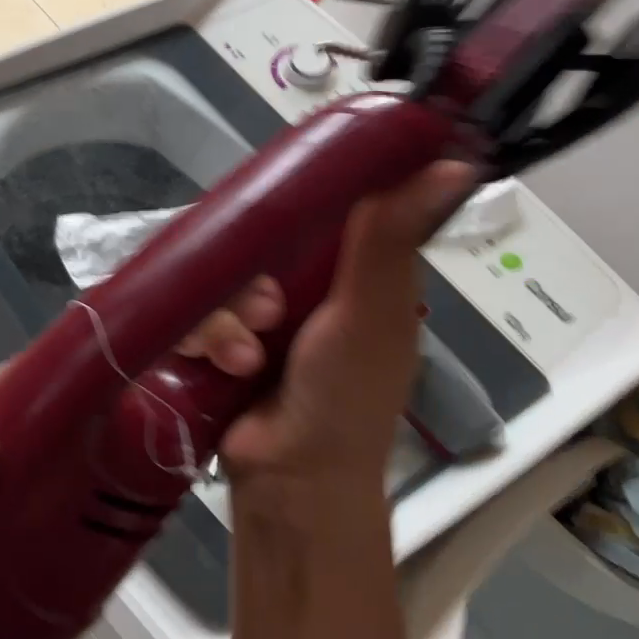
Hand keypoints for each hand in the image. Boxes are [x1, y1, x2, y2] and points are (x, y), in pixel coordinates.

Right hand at [219, 161, 477, 491]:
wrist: (290, 475)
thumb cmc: (345, 397)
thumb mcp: (371, 314)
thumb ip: (389, 242)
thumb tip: (453, 163)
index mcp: (352, 278)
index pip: (315, 218)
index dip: (291, 210)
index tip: (269, 213)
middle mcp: (299, 295)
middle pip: (249, 252)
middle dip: (249, 283)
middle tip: (266, 312)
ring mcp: (250, 324)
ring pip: (212, 287)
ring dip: (222, 321)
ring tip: (240, 356)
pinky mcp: (210, 349)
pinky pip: (185, 319)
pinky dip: (197, 339)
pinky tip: (214, 363)